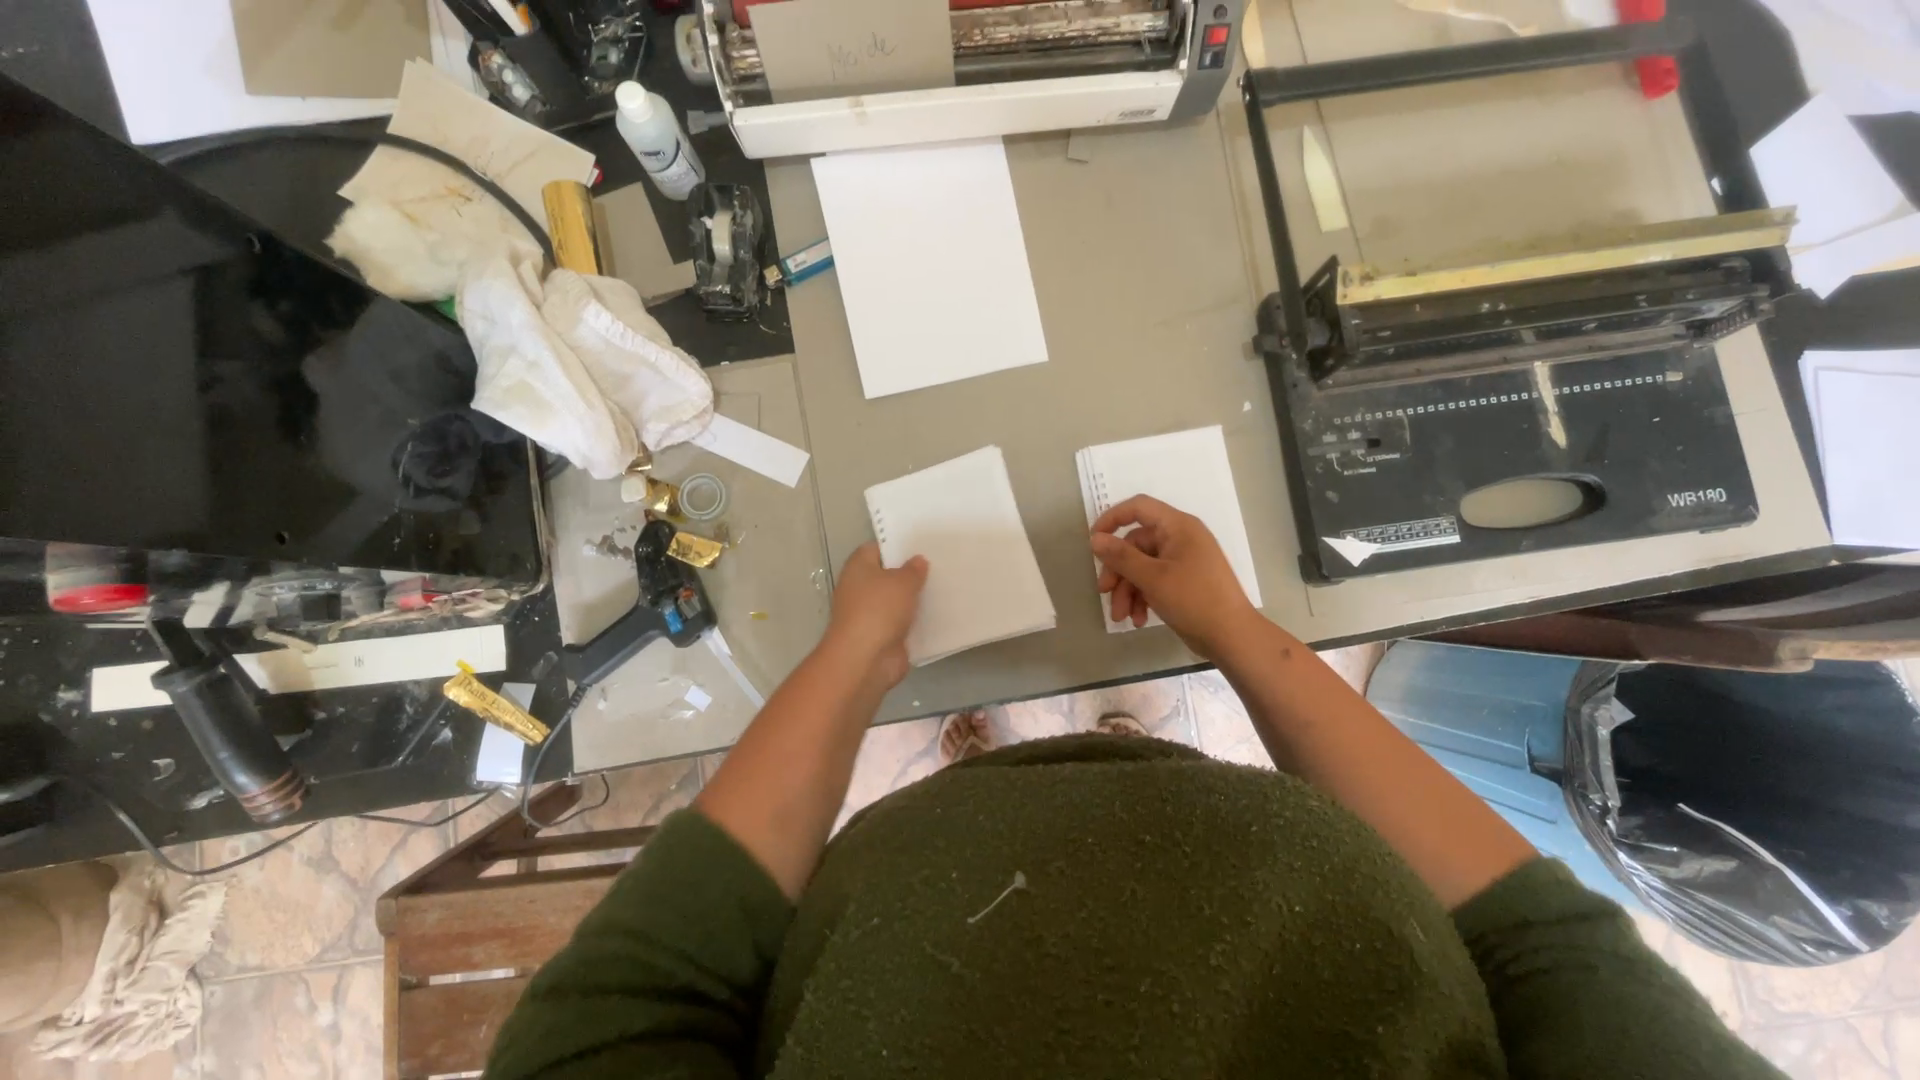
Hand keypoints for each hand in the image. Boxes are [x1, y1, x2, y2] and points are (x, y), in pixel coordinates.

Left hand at [823, 542, 927, 686]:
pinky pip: (903, 623)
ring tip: (946, 587)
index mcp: (859, 568)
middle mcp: (861, 588)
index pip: (877, 548)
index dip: (898, 546)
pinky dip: (917, 621)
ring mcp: (871, 614)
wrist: (866, 659)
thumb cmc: (879, 610)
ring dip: (916, 599)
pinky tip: (940, 614)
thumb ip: (913, 570)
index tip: (923, 546)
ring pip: (897, 601)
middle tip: (940, 566)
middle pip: (888, 575)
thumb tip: (917, 560)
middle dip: (911, 573)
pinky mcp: (882, 636)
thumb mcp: (902, 582)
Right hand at [1090, 495, 1258, 658]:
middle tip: (1104, 593)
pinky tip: (1138, 620)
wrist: (1232, 636)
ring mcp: (1182, 561)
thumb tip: (1095, 539)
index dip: (1112, 519)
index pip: (1139, 508)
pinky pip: (1154, 581)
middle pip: (1136, 544)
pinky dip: (1142, 598)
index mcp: (1178, 526)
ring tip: (1122, 617)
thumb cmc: (1194, 599)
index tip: (1094, 541)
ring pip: (1142, 567)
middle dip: (1118, 572)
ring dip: (1128, 591)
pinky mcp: (1183, 582)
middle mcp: (1180, 538)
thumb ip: (1121, 556)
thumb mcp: (1152, 578)